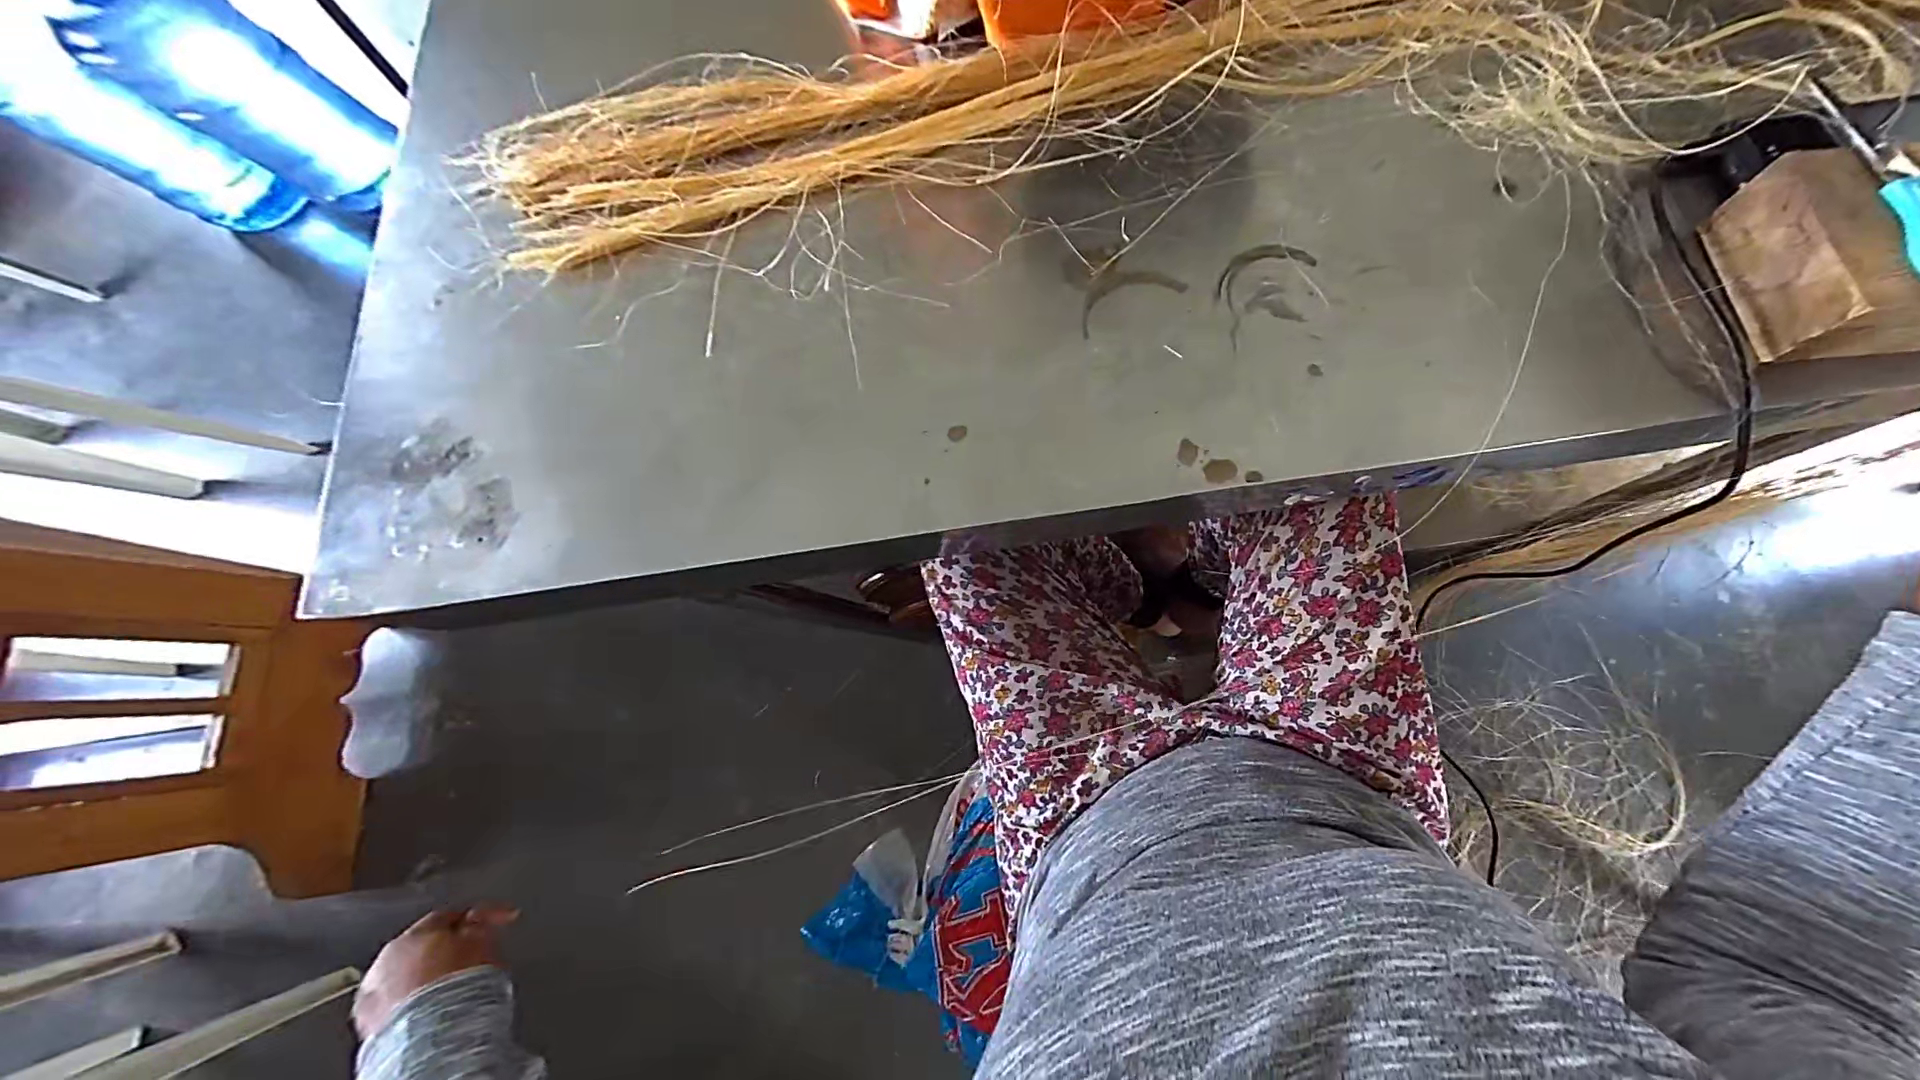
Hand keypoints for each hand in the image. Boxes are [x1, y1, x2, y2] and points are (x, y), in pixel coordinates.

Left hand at [353, 905, 517, 1039]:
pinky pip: (397, 1002)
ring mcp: (373, 994)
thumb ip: (479, 923)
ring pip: (406, 974)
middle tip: (474, 954)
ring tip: (455, 985)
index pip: (449, 915)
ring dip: (428, 976)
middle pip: (422, 945)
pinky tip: (434, 1005)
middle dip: (446, 948)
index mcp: (412, 934)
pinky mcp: (368, 1024)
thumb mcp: (483, 940)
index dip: (478, 917)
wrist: (432, 1034)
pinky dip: (414, 1000)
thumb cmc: (458, 986)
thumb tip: (478, 918)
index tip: (497, 921)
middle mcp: (385, 960)